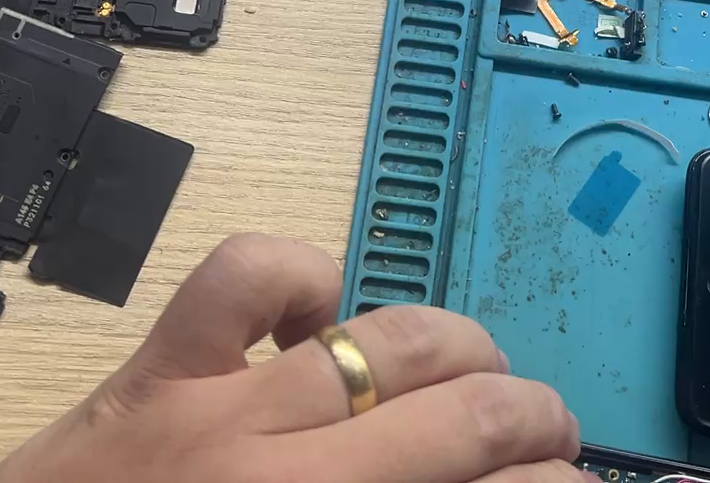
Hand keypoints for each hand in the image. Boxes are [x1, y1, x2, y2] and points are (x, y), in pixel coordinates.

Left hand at [0, 234, 584, 482]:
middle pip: (461, 421)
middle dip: (536, 421)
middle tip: (555, 434)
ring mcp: (215, 414)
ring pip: (387, 339)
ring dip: (463, 348)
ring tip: (483, 365)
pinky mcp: (154, 369)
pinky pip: (245, 274)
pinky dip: (300, 276)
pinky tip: (320, 313)